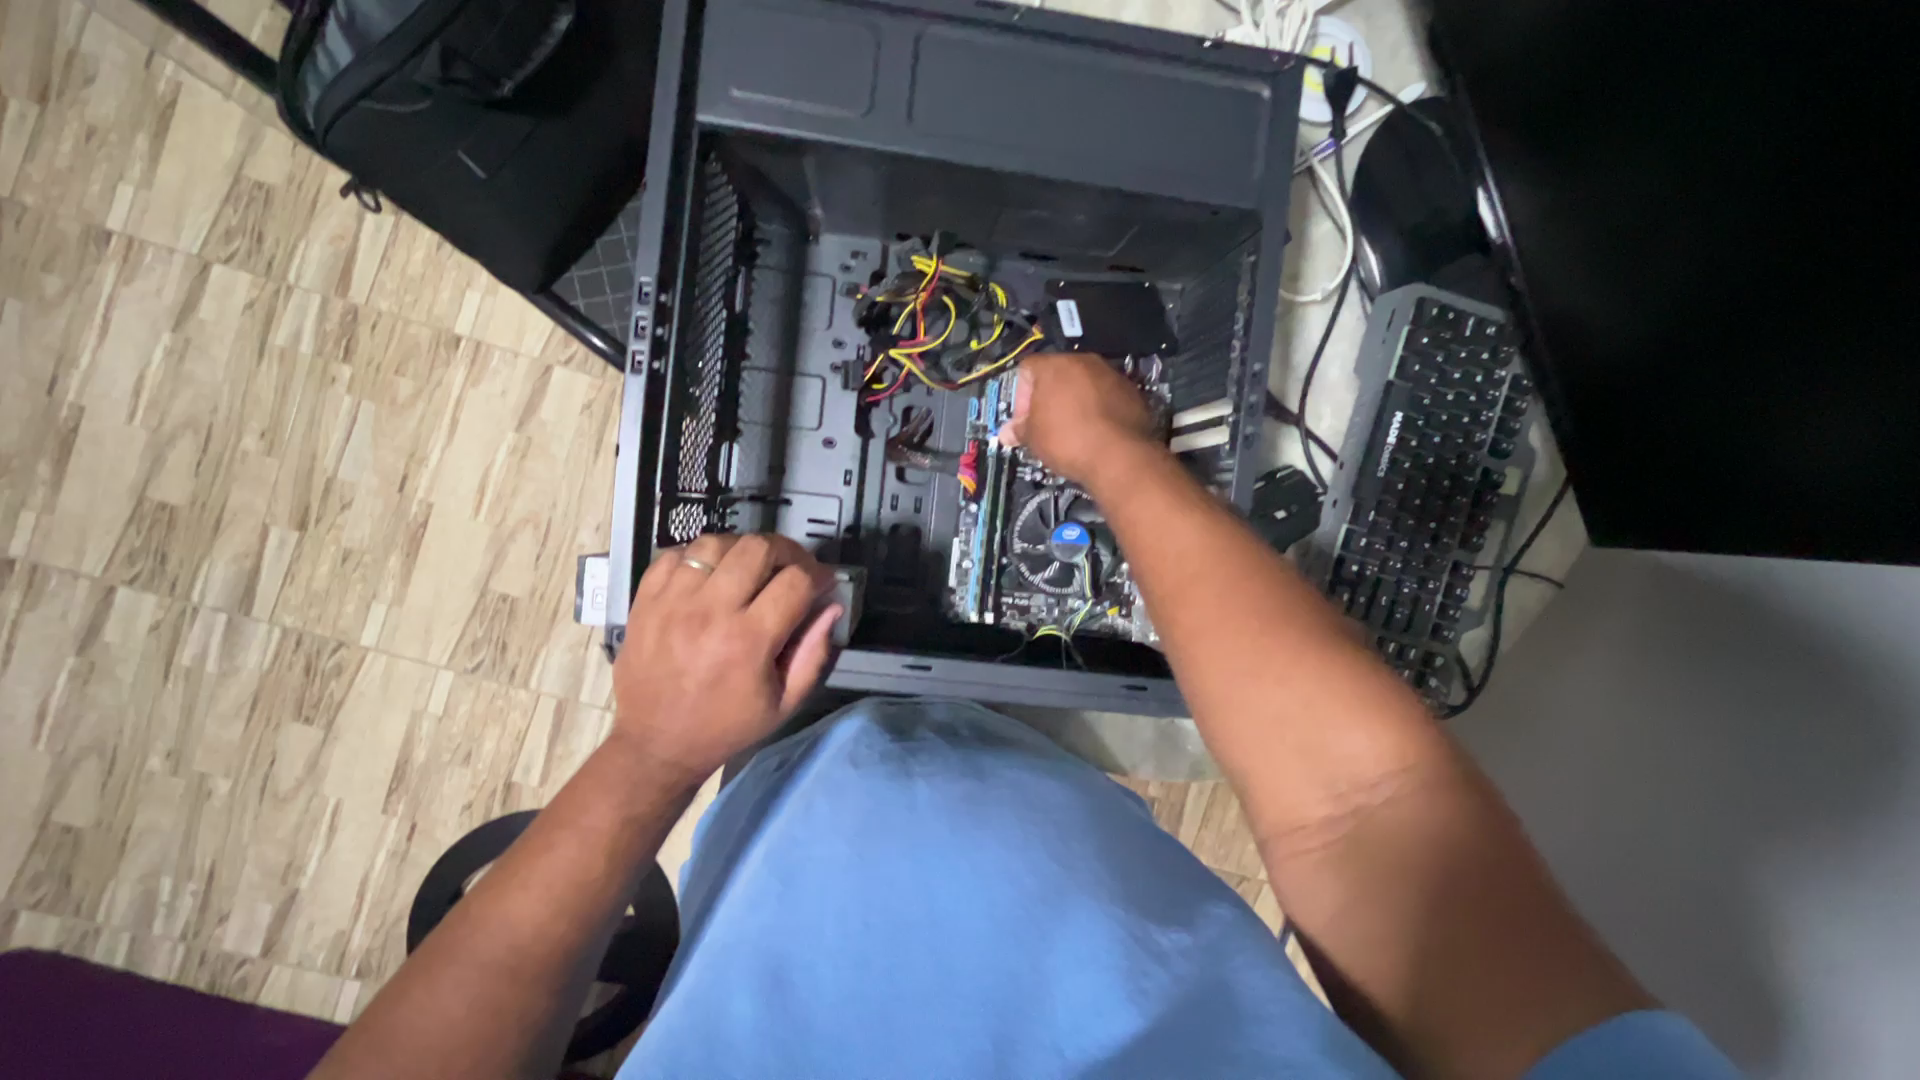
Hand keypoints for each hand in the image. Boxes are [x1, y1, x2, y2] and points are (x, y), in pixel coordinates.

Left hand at [611, 534, 841, 785]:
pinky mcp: (646, 599)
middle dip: (786, 552)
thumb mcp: (784, 703)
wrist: (655, 744)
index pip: (796, 581)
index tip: (823, 583)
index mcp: (748, 641)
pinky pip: (677, 554)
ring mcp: (673, 601)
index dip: (819, 575)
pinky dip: (700, 557)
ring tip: (752, 568)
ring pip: (716, 543)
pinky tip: (712, 574)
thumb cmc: (726, 727)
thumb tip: (832, 607)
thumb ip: (814, 653)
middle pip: (757, 548)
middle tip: (792, 568)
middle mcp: (710, 611)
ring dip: (742, 550)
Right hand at [1000, 352, 1161, 489]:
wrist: (1119, 456)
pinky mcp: (1132, 392)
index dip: (1020, 397)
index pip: (1026, 369)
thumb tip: (1006, 434)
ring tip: (1074, 432)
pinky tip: (1097, 434)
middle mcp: (1084, 361)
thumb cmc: (1067, 440)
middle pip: (1058, 374)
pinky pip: (1107, 397)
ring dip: (1076, 403)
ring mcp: (1112, 375)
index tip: (1024, 422)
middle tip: (1047, 426)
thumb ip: (1019, 430)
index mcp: (1054, 366)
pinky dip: (1099, 410)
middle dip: (1049, 398)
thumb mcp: (1033, 438)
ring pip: (1085, 384)